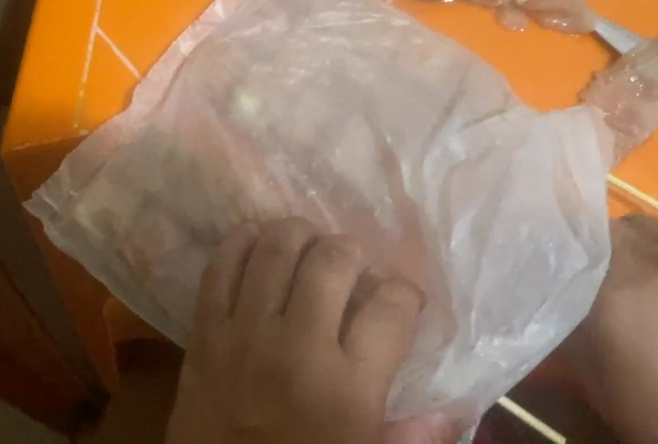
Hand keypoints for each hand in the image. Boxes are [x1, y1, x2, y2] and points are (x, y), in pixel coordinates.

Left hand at [165, 218, 423, 443]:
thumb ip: (410, 437)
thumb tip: (453, 408)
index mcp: (348, 390)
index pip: (390, 311)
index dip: (405, 293)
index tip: (403, 296)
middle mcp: (299, 349)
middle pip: (332, 263)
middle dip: (352, 252)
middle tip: (354, 263)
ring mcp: (245, 334)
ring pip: (275, 251)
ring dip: (299, 234)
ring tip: (310, 242)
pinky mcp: (205, 332)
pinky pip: (220, 266)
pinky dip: (240, 242)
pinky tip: (257, 239)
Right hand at [567, 215, 657, 443]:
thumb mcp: (601, 382)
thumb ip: (574, 325)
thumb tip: (557, 296)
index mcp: (617, 281)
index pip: (567, 230)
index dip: (558, 246)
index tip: (554, 269)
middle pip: (613, 227)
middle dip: (603, 251)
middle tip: (603, 287)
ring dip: (646, 253)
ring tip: (654, 295)